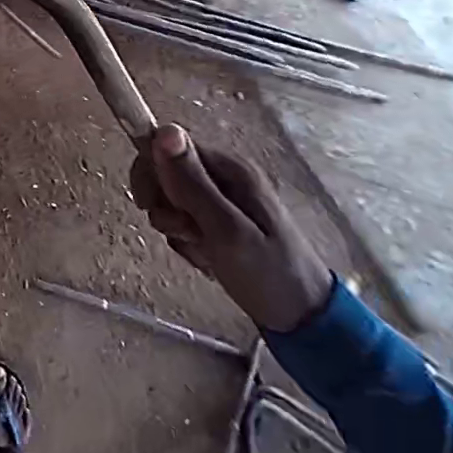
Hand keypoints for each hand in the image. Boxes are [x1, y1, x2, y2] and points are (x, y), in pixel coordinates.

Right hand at [129, 124, 333, 331]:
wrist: (304, 322)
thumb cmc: (269, 274)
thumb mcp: (226, 229)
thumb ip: (191, 182)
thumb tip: (164, 130)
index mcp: (230, 169)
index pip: (166, 145)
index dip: (151, 170)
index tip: (149, 202)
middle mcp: (224, 177)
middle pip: (164, 171)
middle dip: (162, 203)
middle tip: (181, 230)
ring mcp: (221, 200)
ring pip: (168, 199)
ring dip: (174, 226)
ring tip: (201, 248)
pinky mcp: (217, 222)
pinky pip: (180, 221)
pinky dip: (184, 240)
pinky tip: (206, 257)